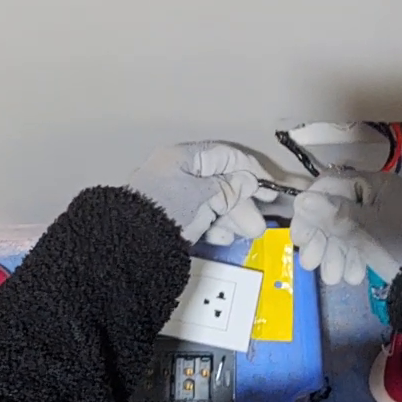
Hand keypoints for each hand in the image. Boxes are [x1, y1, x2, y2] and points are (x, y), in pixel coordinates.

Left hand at [129, 142, 269, 244]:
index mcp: (184, 158)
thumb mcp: (203, 196)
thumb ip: (229, 188)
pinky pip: (200, 218)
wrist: (132, 244)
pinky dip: (214, 226)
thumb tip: (249, 181)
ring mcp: (175, 197)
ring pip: (213, 203)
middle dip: (243, 203)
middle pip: (222, 183)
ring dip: (233, 217)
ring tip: (248, 233)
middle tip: (258, 222)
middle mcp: (179, 173)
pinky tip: (221, 237)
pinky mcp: (172, 218)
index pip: (226, 157)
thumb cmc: (167, 211)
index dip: (252, 172)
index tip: (270, 189)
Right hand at [290, 169, 401, 284]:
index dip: (309, 210)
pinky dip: (351, 258)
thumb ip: (333, 215)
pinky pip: (360, 243)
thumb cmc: (401, 247)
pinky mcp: (386, 239)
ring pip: (346, 231)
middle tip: (310, 263)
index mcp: (375, 185)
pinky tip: (351, 277)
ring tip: (333, 278)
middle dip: (321, 240)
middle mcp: (377, 197)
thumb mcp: (365, 230)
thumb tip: (302, 199)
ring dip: (334, 254)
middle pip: (335, 211)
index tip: (299, 236)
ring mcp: (383, 219)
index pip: (329, 186)